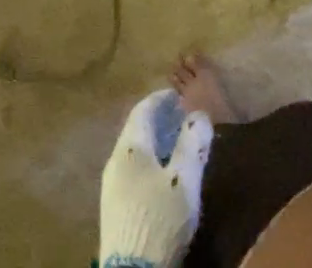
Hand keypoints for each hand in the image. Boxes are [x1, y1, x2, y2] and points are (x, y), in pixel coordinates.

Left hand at [98, 90, 211, 267]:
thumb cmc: (160, 217)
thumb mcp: (185, 179)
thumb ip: (192, 144)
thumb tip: (199, 114)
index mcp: (130, 149)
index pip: (142, 111)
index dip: (160, 99)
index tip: (177, 94)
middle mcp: (115, 161)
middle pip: (136, 131)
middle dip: (159, 120)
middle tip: (181, 117)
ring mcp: (112, 186)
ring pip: (135, 152)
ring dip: (156, 142)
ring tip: (177, 144)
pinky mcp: (116, 207)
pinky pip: (133, 170)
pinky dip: (151, 161)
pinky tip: (165, 175)